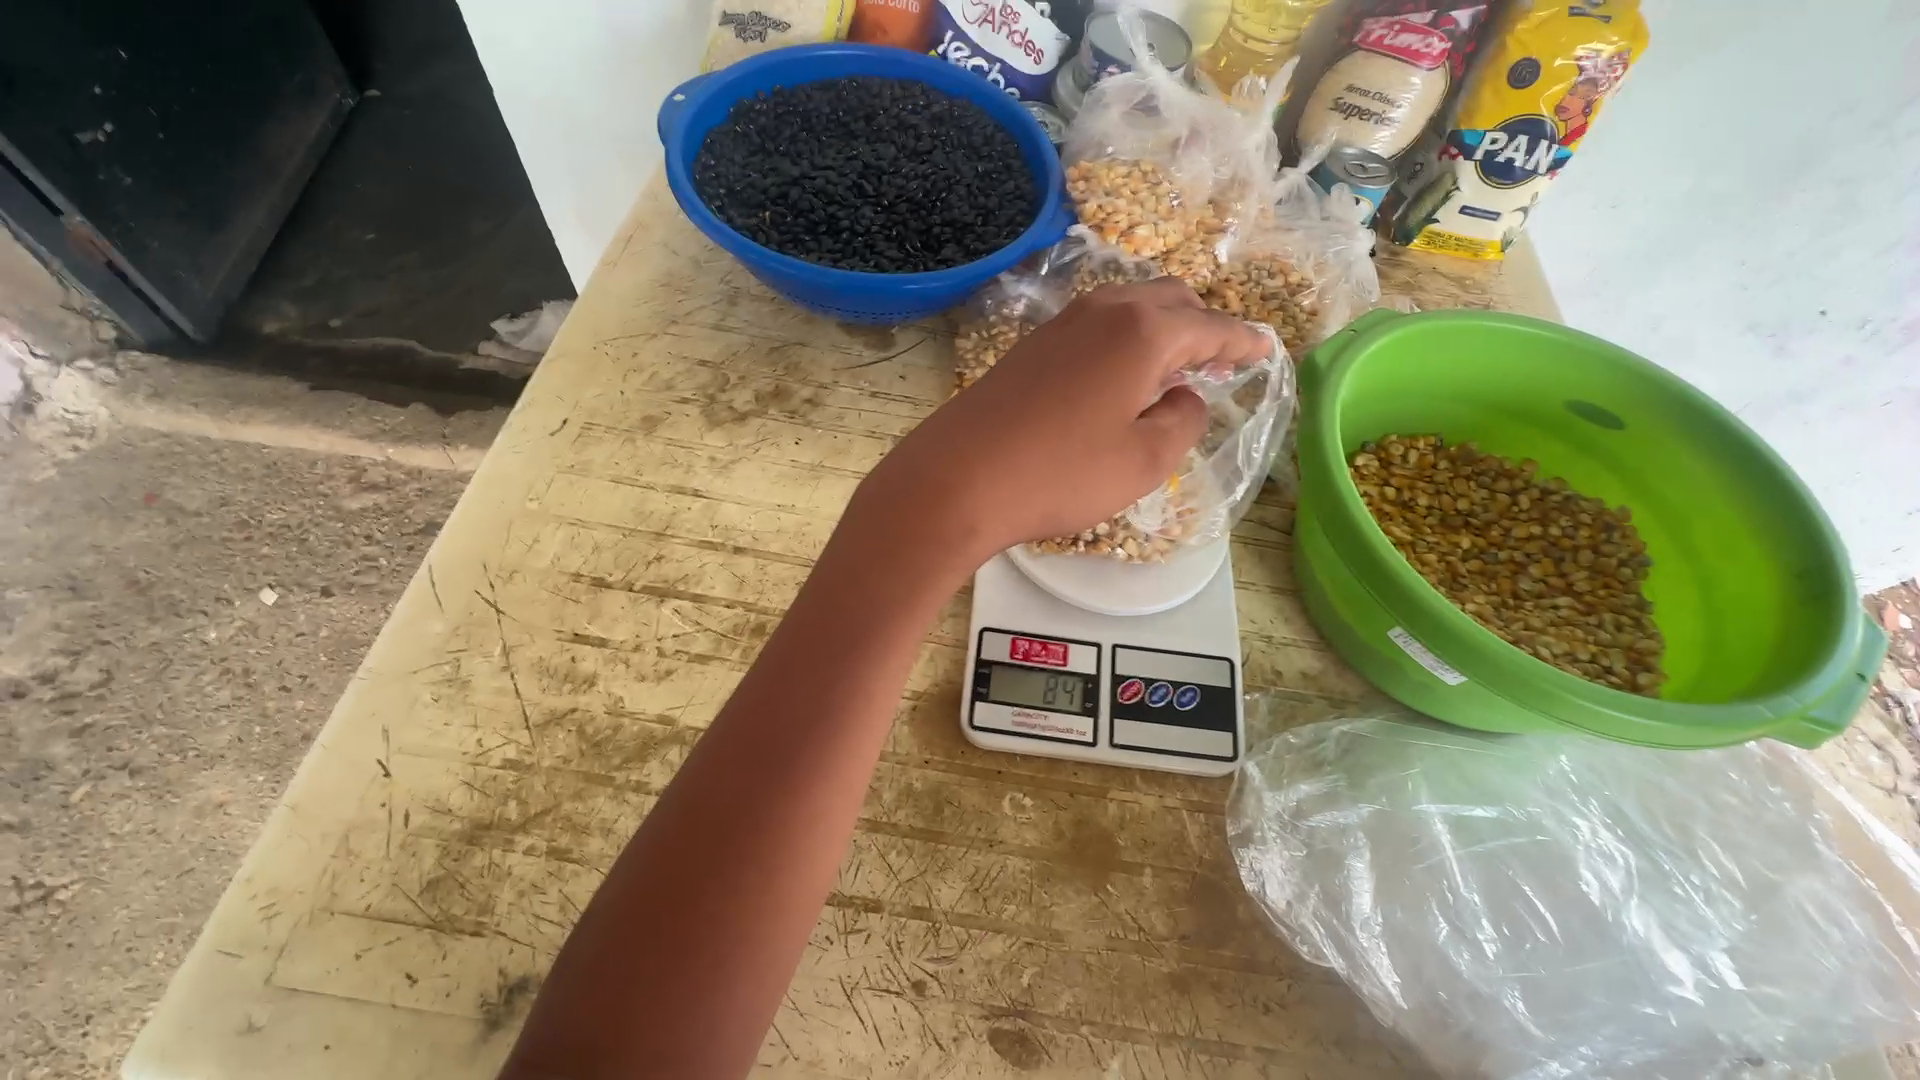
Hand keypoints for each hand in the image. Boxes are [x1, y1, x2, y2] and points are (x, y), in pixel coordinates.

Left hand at [854, 278, 1272, 567]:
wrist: (956, 478)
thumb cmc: (1060, 473)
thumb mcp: (1145, 461)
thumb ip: (1184, 421)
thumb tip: (1186, 396)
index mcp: (1144, 331)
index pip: (1212, 327)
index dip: (1244, 342)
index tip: (1265, 350)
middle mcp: (1104, 311)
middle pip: (1170, 301)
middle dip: (1202, 328)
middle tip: (1216, 365)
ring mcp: (1060, 324)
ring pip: (1128, 310)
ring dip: (1159, 332)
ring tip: (1169, 375)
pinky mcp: (1029, 347)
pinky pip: (1094, 329)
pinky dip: (1122, 344)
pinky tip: (1117, 382)